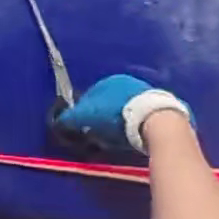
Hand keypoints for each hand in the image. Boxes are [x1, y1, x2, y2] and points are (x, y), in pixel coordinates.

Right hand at [55, 74, 192, 154]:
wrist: (155, 120)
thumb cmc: (115, 115)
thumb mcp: (85, 116)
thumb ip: (70, 118)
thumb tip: (58, 121)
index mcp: (109, 81)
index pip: (89, 96)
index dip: (83, 112)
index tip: (81, 127)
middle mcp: (128, 83)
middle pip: (107, 103)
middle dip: (101, 117)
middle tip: (96, 133)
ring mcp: (146, 93)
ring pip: (123, 110)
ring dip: (117, 122)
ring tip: (113, 137)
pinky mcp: (161, 106)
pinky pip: (139, 116)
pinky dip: (132, 125)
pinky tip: (131, 136)